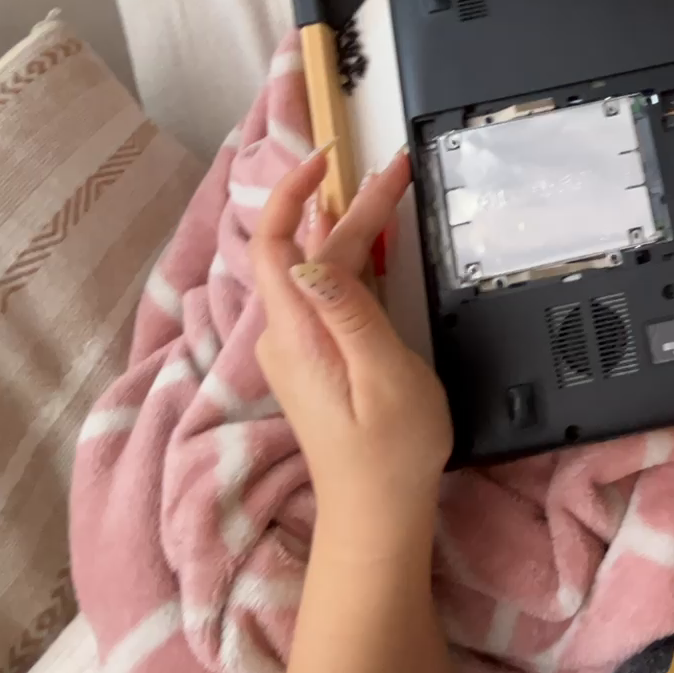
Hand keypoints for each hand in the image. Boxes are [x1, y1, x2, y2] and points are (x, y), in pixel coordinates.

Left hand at [253, 147, 451, 550]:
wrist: (377, 511)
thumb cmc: (390, 448)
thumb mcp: (382, 377)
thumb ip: (350, 315)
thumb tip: (315, 259)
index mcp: (299, 335)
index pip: (277, 248)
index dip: (293, 197)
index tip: (327, 161)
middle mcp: (289, 334)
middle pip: (307, 252)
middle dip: (348, 205)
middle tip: (395, 171)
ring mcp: (301, 345)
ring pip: (317, 269)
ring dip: (348, 225)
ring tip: (383, 189)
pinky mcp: (319, 355)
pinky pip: (326, 290)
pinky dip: (350, 255)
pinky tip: (366, 240)